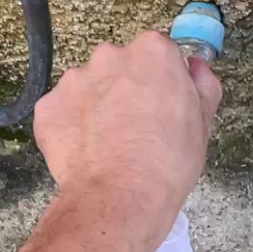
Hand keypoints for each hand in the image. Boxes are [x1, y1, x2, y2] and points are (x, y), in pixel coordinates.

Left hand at [34, 31, 221, 231]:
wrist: (119, 198)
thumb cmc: (164, 165)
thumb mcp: (203, 124)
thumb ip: (203, 85)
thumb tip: (196, 70)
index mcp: (152, 53)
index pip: (159, 54)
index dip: (163, 82)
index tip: (163, 104)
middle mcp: (110, 56)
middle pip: (120, 66)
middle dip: (127, 90)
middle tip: (137, 128)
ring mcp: (75, 80)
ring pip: (89, 88)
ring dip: (98, 108)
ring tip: (110, 145)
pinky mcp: (49, 106)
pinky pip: (63, 111)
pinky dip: (73, 128)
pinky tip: (89, 152)